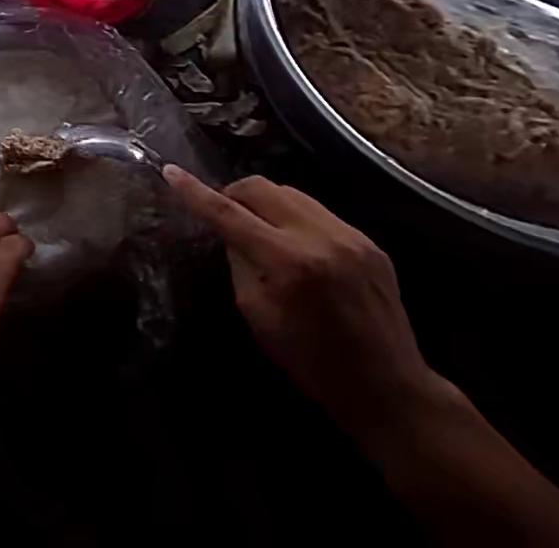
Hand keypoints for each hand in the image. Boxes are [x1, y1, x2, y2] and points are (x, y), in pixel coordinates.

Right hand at [162, 166, 447, 436]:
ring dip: (266, 203)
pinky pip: (318, 211)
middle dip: (234, 193)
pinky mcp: (368, 240)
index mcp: (288, 262)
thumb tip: (230, 231)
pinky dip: (295, 219)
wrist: (388, 386)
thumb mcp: (259, 316)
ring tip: (260, 229)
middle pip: (261, 188)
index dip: (195, 192)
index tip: (171, 172)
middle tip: (224, 214)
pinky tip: (297, 245)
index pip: (229, 214)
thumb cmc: (312, 362)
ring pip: (291, 193)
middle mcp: (320, 236)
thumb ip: (240, 264)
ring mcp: (349, 235)